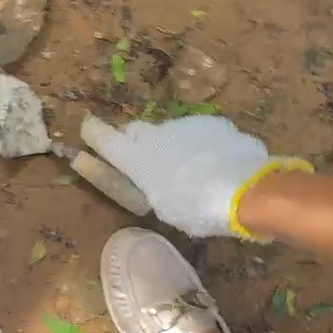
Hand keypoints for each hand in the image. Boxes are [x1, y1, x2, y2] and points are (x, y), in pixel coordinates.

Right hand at [84, 114, 310, 238]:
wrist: (245, 190)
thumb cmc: (196, 208)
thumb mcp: (164, 207)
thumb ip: (154, 186)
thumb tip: (158, 180)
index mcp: (136, 159)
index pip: (104, 139)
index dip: (94, 133)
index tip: (87, 125)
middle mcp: (155, 136)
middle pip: (136, 130)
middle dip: (135, 140)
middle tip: (145, 158)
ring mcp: (185, 126)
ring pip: (171, 132)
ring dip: (173, 146)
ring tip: (191, 169)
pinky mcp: (213, 123)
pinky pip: (199, 133)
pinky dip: (200, 145)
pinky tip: (216, 163)